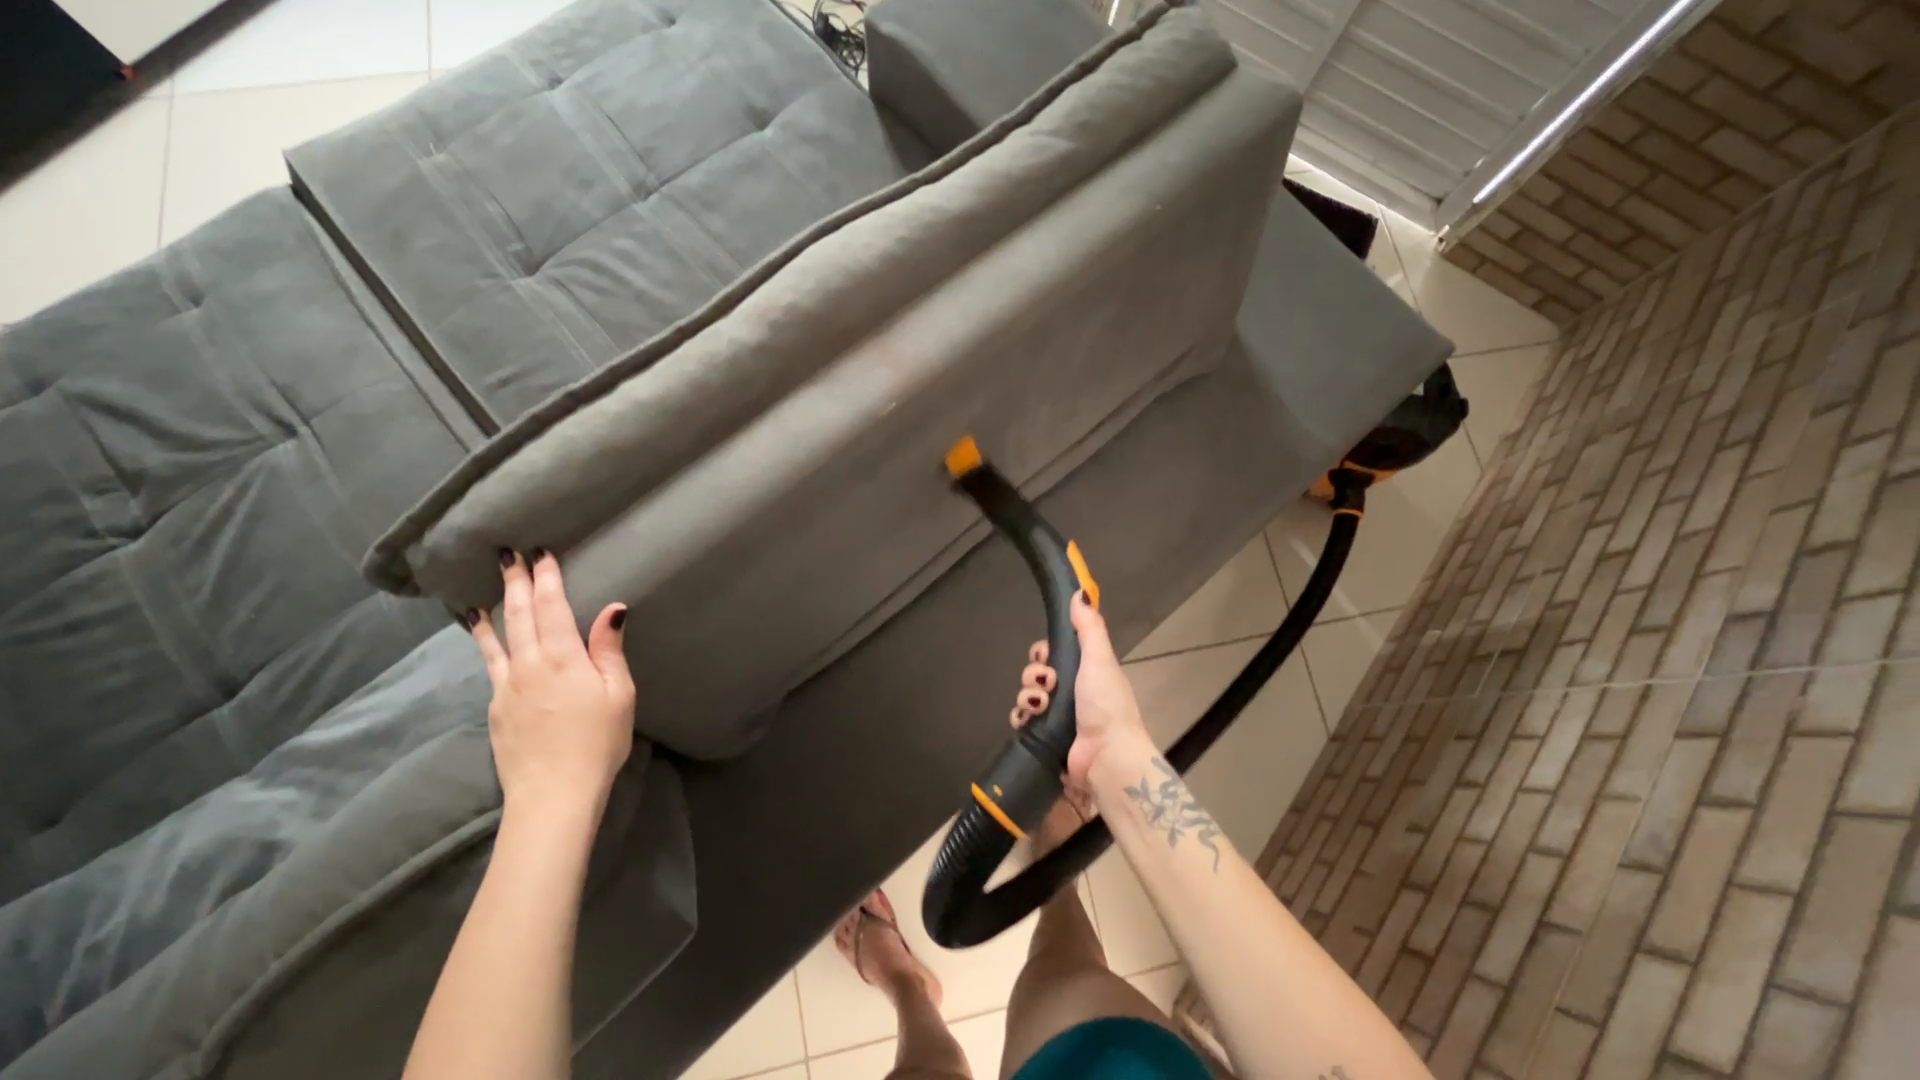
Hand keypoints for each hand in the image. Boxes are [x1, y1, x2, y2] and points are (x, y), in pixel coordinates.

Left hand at [467, 549, 635, 817]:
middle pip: (519, 615)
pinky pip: (489, 663)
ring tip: (481, 591)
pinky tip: (481, 636)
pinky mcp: (495, 708)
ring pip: (497, 637)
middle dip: (515, 582)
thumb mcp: (619, 695)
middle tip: (508, 555)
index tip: (540, 553)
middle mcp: (528, 664)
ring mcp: (505, 686)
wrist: (552, 793)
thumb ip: (609, 650)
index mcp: (562, 657)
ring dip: (492, 610)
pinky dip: (484, 641)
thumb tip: (612, 608)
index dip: (546, 577)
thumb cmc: (597, 743)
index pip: (551, 606)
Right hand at [1014, 593, 1151, 789]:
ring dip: (1026, 698)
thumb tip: (1080, 592)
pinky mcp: (1044, 743)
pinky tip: (1028, 722)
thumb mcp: (1100, 660)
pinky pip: (1021, 725)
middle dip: (1034, 676)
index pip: (1054, 657)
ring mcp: (1057, 721)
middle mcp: (1071, 697)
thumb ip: (1089, 628)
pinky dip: (1020, 721)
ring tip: (1039, 707)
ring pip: (1026, 699)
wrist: (1106, 759)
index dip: (1044, 654)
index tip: (1045, 656)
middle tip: (1047, 684)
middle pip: (1036, 676)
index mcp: (1086, 676)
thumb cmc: (1106, 706)